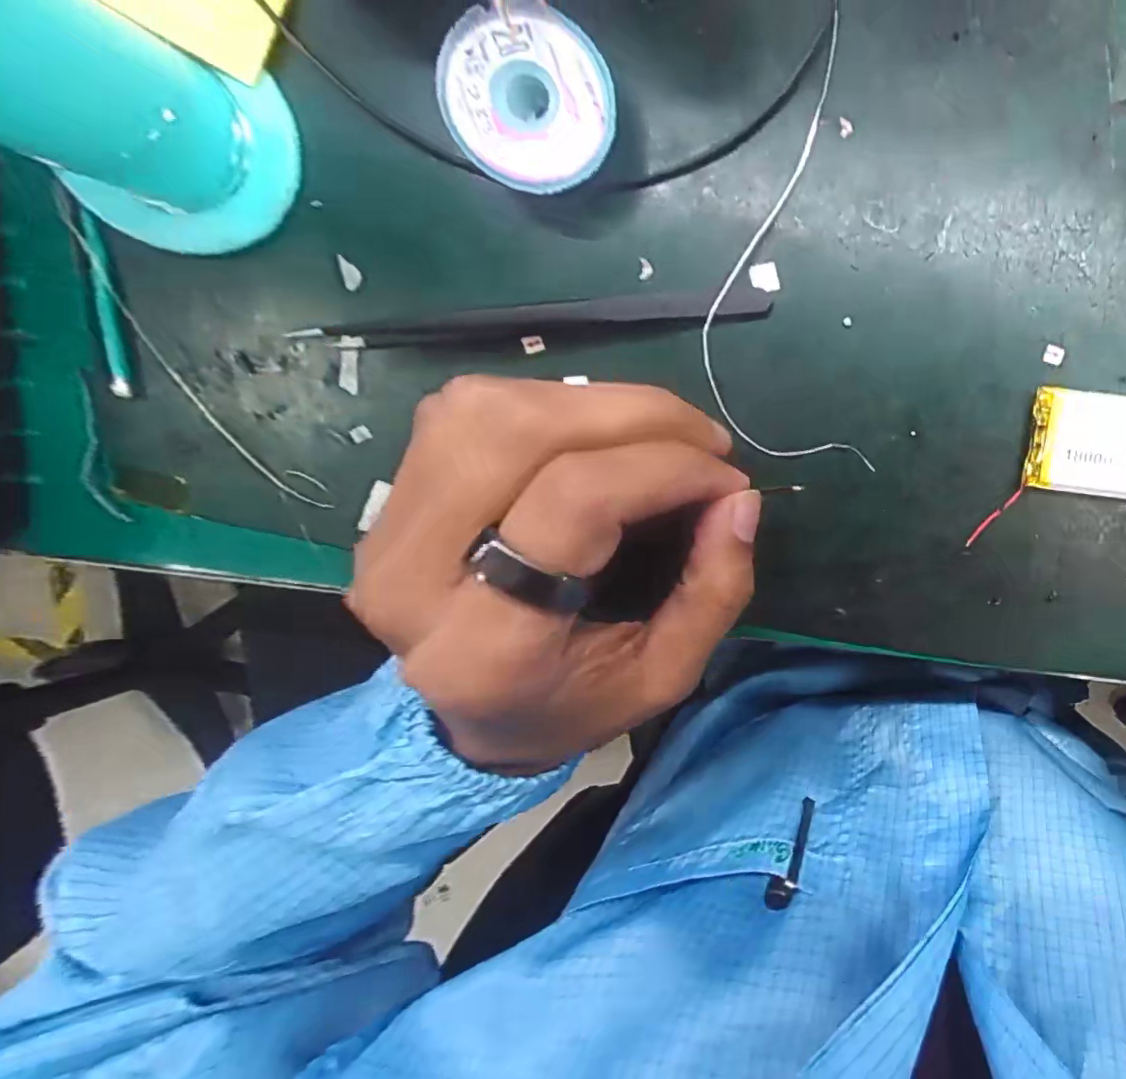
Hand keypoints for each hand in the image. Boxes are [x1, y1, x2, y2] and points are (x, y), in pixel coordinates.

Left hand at [347, 376, 758, 772]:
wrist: (470, 722)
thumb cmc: (573, 705)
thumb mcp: (665, 674)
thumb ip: (713, 591)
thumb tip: (740, 499)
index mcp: (486, 642)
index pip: (575, 500)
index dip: (664, 468)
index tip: (728, 480)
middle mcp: (412, 573)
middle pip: (518, 430)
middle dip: (633, 414)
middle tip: (703, 440)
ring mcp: (385, 526)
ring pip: (487, 406)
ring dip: (592, 403)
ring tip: (655, 435)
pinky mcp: (386, 497)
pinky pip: (470, 410)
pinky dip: (552, 405)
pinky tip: (595, 437)